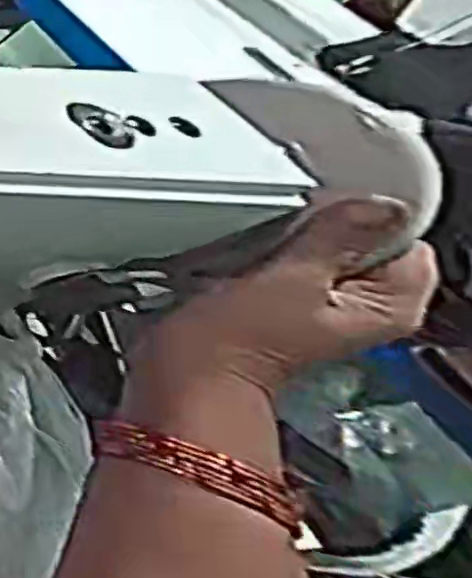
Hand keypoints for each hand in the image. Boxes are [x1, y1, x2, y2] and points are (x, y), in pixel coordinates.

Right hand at [135, 197, 437, 397]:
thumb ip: (333, 240)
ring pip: (304, 251)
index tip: (310, 220)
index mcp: (387, 304)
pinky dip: (246, 259)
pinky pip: (269, 265)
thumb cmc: (230, 346)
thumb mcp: (286, 283)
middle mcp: (356, 306)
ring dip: (268, 247)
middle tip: (267, 250)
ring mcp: (310, 305)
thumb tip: (377, 206)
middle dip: (304, 234)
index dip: (356, 220)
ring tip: (240, 265)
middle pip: (349, 242)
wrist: (180, 371)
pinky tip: (226, 271)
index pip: (398, 238)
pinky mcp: (270, 303)